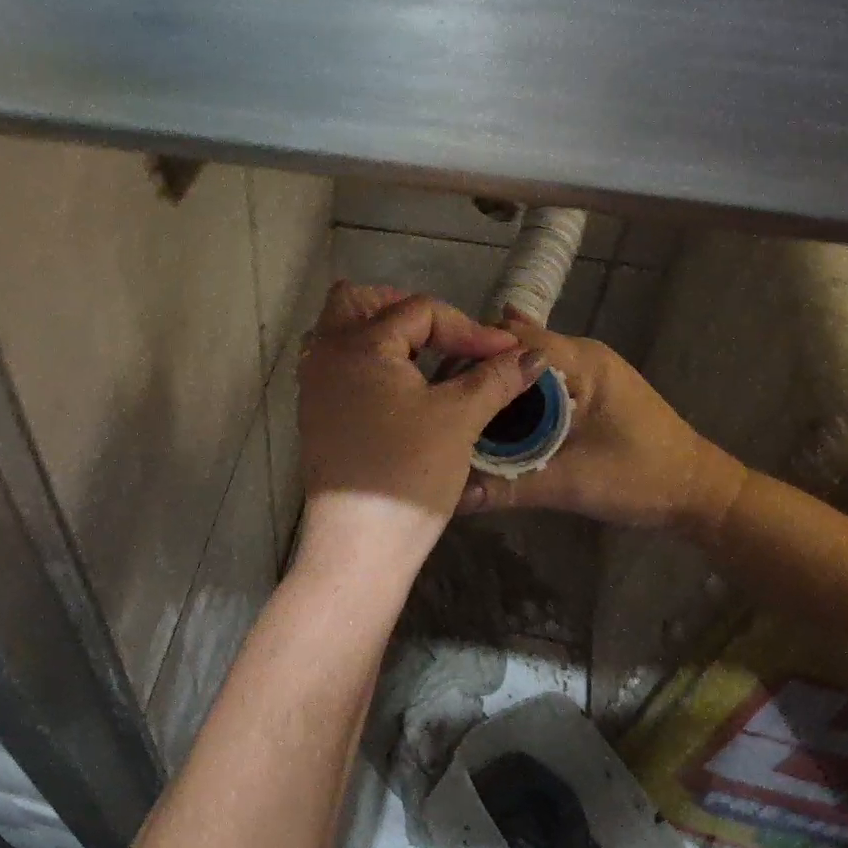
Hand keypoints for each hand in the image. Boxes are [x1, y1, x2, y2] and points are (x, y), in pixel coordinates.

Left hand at [295, 283, 546, 566]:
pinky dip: (367, 363)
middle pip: (357, 302)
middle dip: (404, 308)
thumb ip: (495, 378)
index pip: (419, 311)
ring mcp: (314, 387)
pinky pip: (337, 366)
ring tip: (425, 357)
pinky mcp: (316, 416)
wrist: (360, 544)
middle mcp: (326, 355)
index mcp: (359, 344)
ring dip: (381, 333)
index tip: (505, 354)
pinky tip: (402, 390)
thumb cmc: (409, 472)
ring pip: (340, 333)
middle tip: (445, 335)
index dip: (468, 328)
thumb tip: (532, 356)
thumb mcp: (459, 419)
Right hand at [456, 308, 746, 530]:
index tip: (437, 388)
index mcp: (581, 361)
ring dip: (494, 387)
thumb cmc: (641, 479)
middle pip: (512, 348)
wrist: (699, 496)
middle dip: (476, 373)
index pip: (510, 338)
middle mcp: (581, 356)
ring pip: (524, 368)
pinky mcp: (587, 393)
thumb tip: (449, 496)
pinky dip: (514, 399)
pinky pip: (539, 385)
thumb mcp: (570, 483)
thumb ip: (507, 485)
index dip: (470, 356)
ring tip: (459, 415)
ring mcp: (586, 372)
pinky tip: (489, 422)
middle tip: (442, 406)